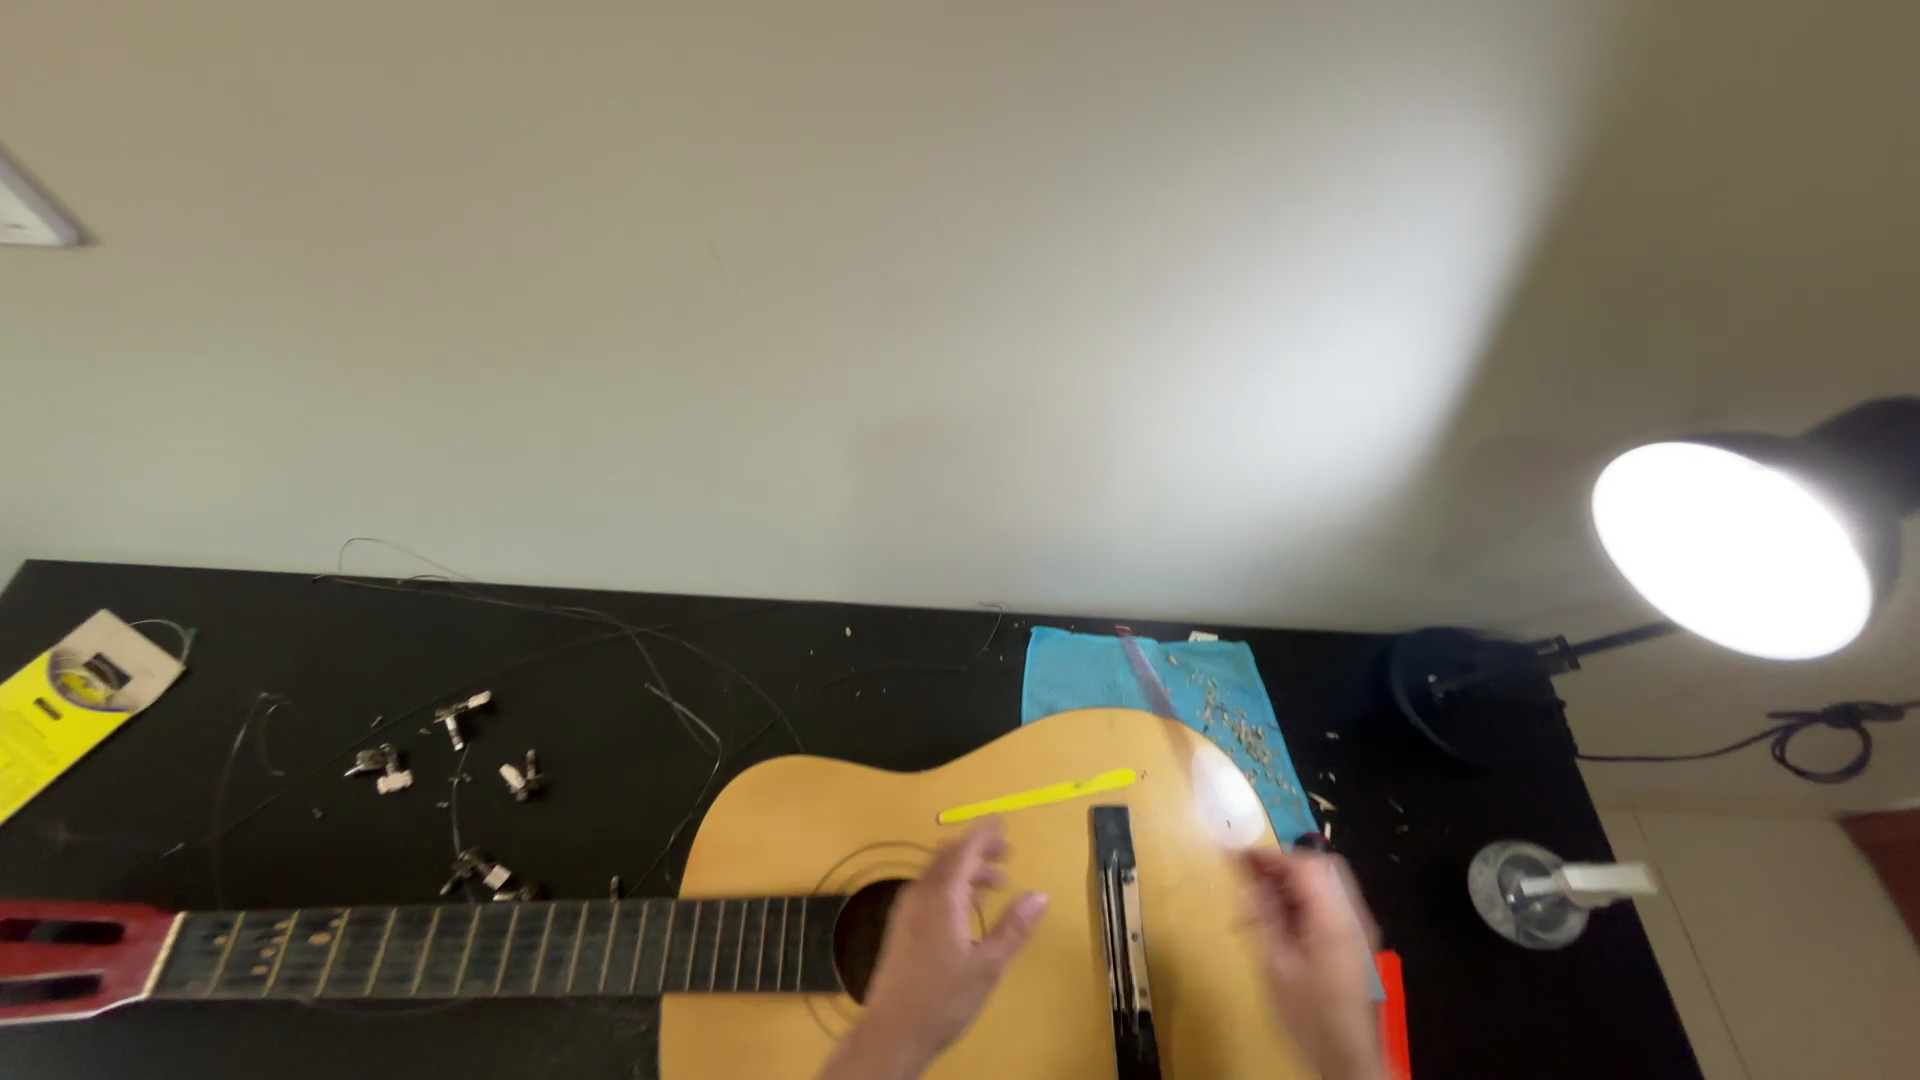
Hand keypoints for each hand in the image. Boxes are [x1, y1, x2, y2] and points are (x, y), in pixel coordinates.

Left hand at [817, 818, 1048, 1079]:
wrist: (891, 1033)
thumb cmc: (943, 998)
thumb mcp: (988, 966)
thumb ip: (1014, 928)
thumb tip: (1039, 894)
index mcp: (941, 896)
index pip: (965, 849)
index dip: (985, 833)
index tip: (1004, 824)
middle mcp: (920, 893)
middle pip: (949, 855)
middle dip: (978, 849)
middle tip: (1007, 855)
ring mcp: (907, 909)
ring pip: (939, 873)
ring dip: (967, 870)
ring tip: (996, 884)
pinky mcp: (902, 926)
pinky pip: (930, 889)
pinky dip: (953, 886)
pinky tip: (969, 909)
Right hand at [1242, 848, 1386, 1079]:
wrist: (1349, 1060)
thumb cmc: (1309, 1015)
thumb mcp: (1276, 965)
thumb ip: (1266, 917)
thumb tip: (1251, 884)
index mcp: (1333, 919)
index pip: (1305, 866)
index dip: (1271, 856)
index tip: (1238, 856)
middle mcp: (1351, 917)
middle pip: (1320, 867)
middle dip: (1282, 865)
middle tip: (1249, 874)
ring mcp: (1356, 929)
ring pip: (1323, 884)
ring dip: (1289, 882)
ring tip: (1257, 899)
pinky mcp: (1353, 942)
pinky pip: (1327, 904)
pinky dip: (1301, 899)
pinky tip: (1277, 918)